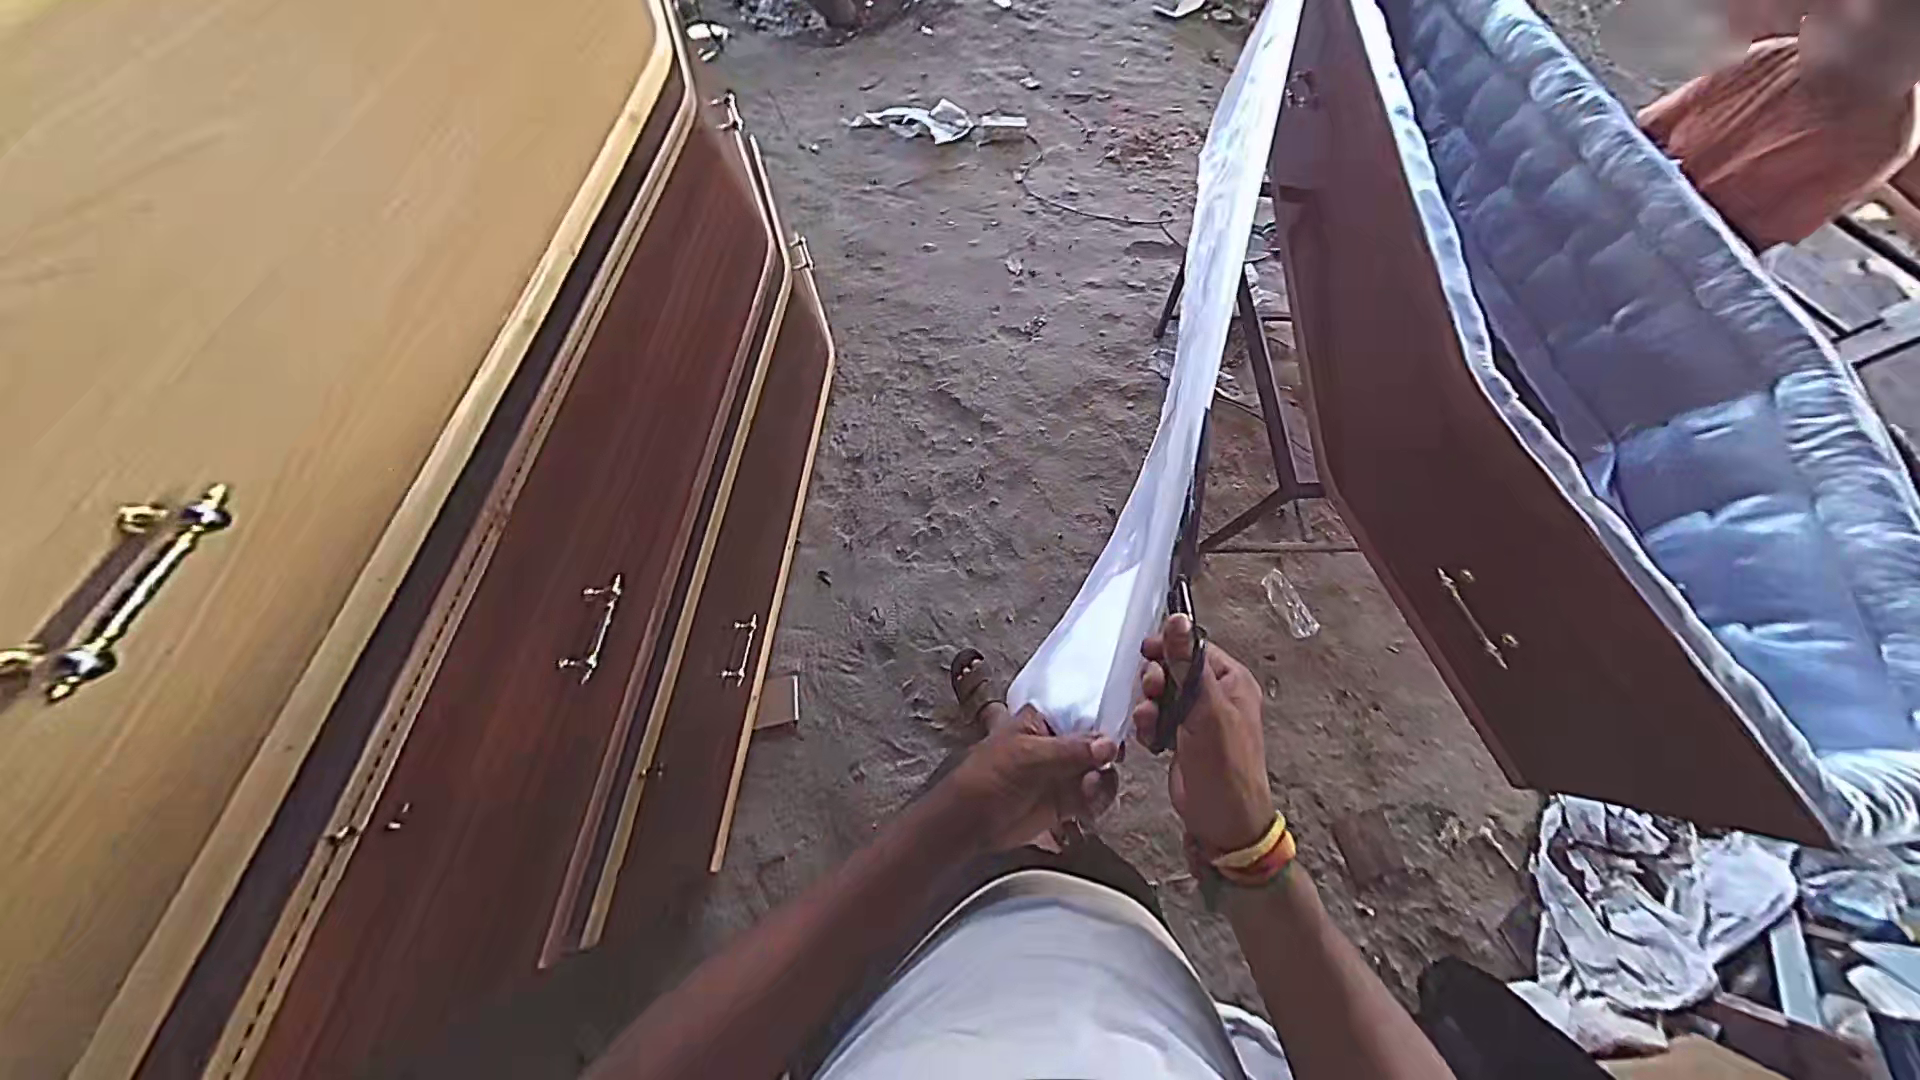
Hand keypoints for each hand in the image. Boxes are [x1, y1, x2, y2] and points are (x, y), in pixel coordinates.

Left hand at [932, 706, 1118, 852]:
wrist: (971, 820)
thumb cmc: (990, 775)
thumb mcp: (1030, 755)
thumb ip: (1071, 750)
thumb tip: (1109, 744)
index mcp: (1043, 721)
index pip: (1082, 713)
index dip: (1103, 722)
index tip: (1117, 737)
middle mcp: (1058, 744)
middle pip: (1097, 745)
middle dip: (1105, 757)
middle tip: (1102, 768)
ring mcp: (1062, 773)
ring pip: (1100, 773)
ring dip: (1102, 782)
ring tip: (1089, 789)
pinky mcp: (1066, 801)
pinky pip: (1093, 798)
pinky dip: (1097, 802)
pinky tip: (1086, 808)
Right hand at [1132, 614, 1274, 853]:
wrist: (1222, 821)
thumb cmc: (1225, 766)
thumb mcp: (1205, 709)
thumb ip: (1187, 664)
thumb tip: (1177, 620)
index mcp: (1230, 681)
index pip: (1193, 647)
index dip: (1168, 648)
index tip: (1147, 653)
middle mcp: (1214, 696)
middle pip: (1173, 669)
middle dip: (1156, 680)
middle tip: (1152, 692)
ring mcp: (1196, 718)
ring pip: (1160, 694)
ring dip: (1148, 705)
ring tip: (1150, 720)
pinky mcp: (1180, 737)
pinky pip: (1155, 717)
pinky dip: (1148, 725)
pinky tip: (1151, 738)